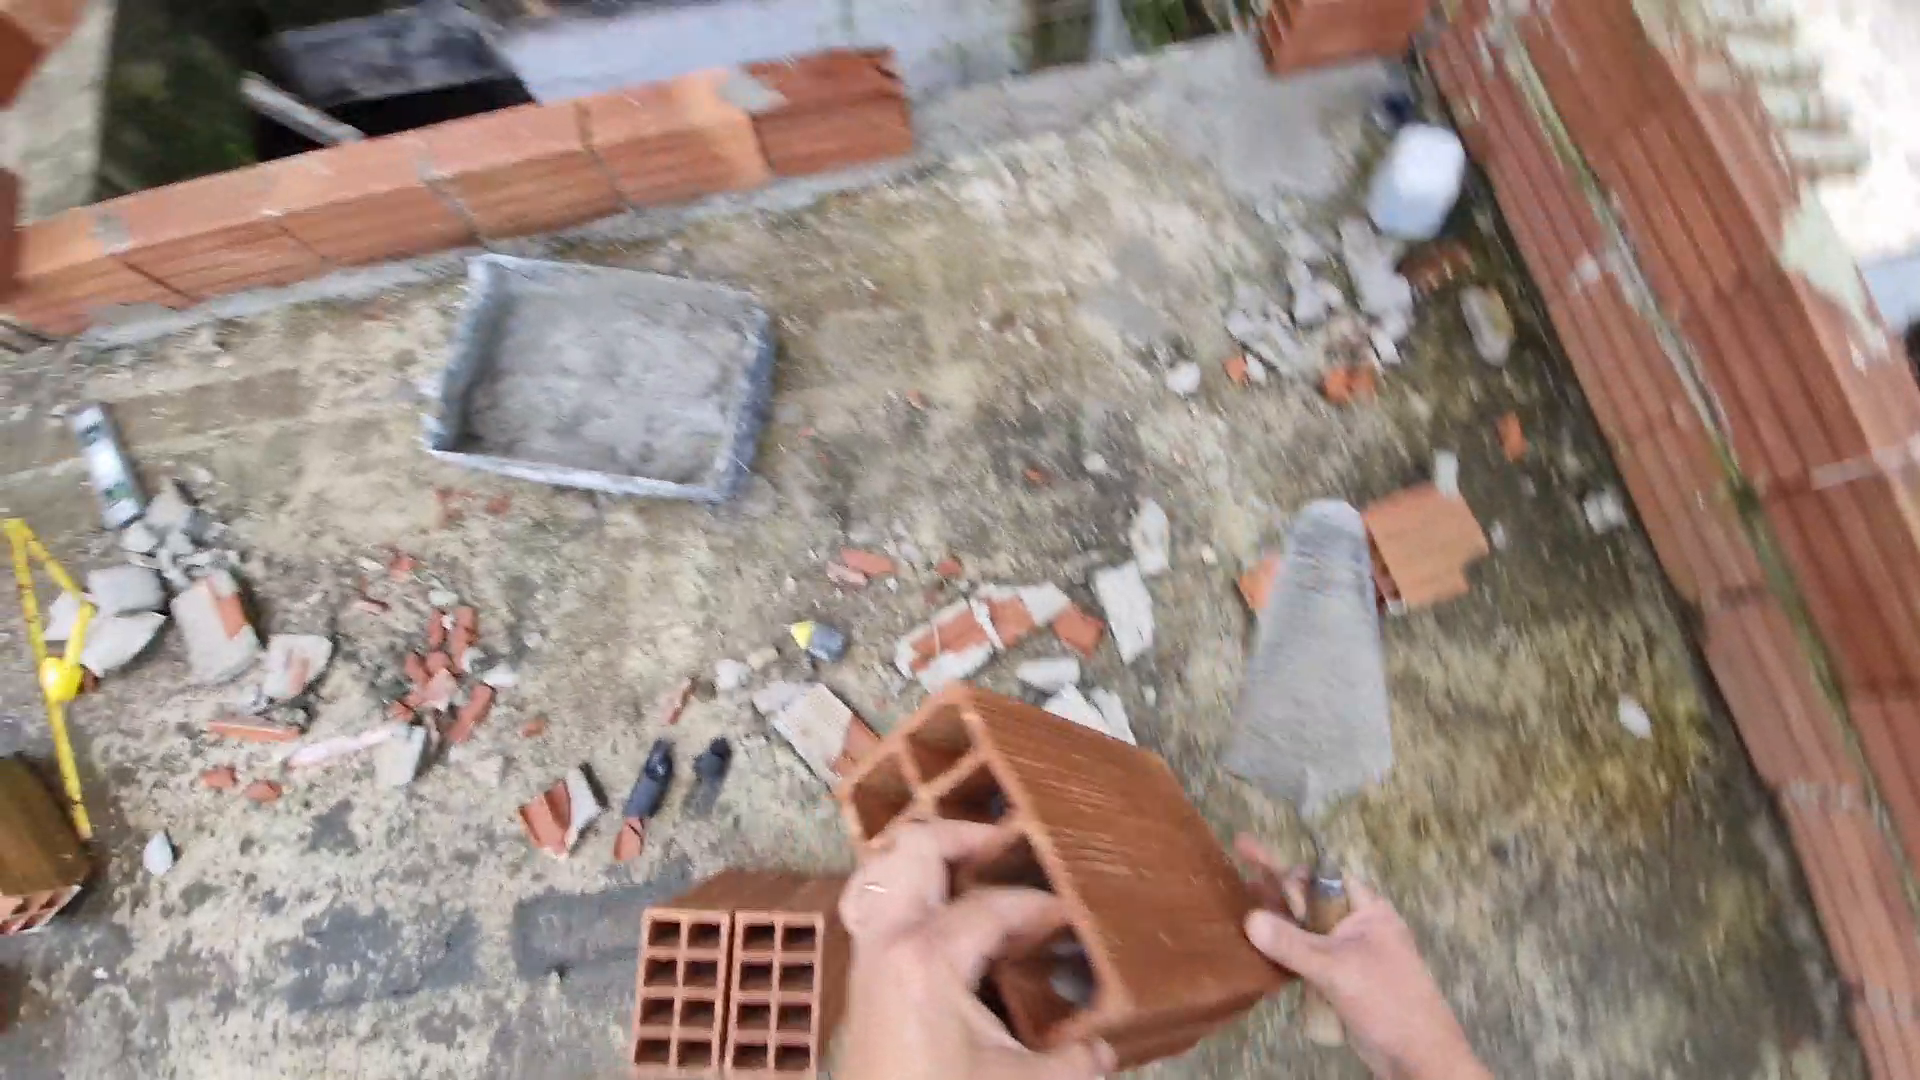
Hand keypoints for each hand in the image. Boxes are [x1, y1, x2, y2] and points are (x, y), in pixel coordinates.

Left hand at [838, 821, 1116, 1079]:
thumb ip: (1070, 1062)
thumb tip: (1103, 1044)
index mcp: (927, 957)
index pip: (991, 906)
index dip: (1034, 905)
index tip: (1066, 912)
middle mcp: (889, 936)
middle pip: (919, 848)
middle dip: (965, 835)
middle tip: (1006, 844)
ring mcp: (868, 949)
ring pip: (887, 863)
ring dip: (928, 852)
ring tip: (971, 860)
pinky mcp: (862, 968)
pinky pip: (871, 895)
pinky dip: (900, 880)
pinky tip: (932, 899)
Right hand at [1236, 836, 1490, 1079]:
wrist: (1421, 1064)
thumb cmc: (1389, 1003)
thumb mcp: (1337, 970)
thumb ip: (1291, 943)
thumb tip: (1249, 919)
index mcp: (1366, 910)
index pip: (1321, 875)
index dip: (1285, 865)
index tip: (1247, 850)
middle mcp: (1354, 925)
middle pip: (1307, 897)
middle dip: (1273, 885)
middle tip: (1238, 868)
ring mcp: (1345, 953)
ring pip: (1303, 926)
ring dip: (1274, 917)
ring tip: (1238, 900)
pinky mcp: (1337, 979)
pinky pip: (1303, 954)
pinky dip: (1281, 947)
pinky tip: (1255, 944)